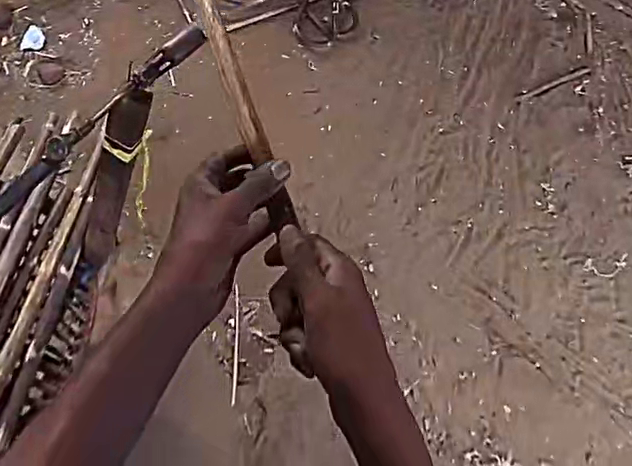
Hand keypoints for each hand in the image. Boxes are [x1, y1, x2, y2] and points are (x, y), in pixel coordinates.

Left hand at [152, 146, 289, 317]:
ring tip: (289, 195)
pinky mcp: (230, 245)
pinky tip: (285, 221)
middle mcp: (209, 200)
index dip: (243, 153)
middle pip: (236, 181)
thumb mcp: (232, 206)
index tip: (269, 151)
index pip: (222, 159)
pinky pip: (251, 228)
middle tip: (286, 175)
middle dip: (258, 178)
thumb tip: (282, 165)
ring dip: (265, 201)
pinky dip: (265, 224)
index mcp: (200, 183)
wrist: (189, 290)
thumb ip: (258, 185)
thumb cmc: (205, 239)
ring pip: (246, 206)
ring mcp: (219, 224)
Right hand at [265, 225, 394, 389]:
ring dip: (292, 328)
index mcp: (340, 270)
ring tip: (303, 346)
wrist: (365, 403)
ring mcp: (334, 315)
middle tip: (289, 317)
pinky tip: (309, 361)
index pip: (308, 243)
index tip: (266, 263)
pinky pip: (302, 333)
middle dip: (286, 299)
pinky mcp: (329, 340)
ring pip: (296, 308)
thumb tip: (289, 228)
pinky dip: (300, 346)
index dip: (286, 248)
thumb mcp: (317, 298)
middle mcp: (338, 288)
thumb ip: (300, 262)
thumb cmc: (342, 346)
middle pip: (297, 277)